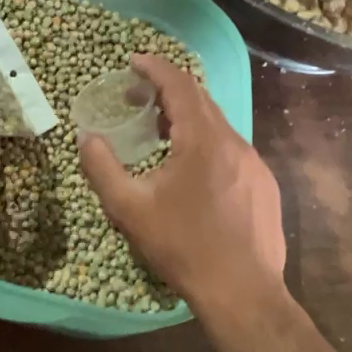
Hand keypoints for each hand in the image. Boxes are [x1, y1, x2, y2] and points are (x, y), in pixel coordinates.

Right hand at [78, 54, 283, 305]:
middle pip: (201, 100)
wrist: (241, 290)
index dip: (155, 68)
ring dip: (187, 118)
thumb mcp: (129, 208)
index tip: (133, 61)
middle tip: (137, 97)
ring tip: (159, 131)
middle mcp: (234, 143)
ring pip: (218, 125)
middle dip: (168, 90)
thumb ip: (102, 168)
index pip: (179, 85)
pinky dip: (206, 142)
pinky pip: (231, 149)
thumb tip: (87, 138)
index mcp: (202, 141)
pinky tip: (191, 170)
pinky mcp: (264, 185)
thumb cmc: (182, 245)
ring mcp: (254, 164)